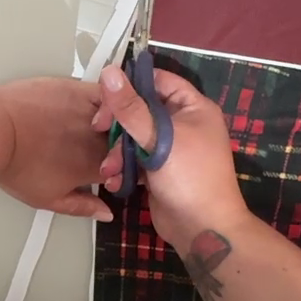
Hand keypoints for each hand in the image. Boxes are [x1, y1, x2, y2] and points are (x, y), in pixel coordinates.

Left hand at [0, 78, 112, 220]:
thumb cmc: (15, 167)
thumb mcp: (46, 198)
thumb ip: (81, 207)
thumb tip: (106, 214)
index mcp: (94, 168)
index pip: (125, 170)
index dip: (121, 168)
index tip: (114, 166)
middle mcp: (99, 140)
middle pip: (125, 143)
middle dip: (122, 145)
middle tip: (106, 143)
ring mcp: (91, 112)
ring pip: (121, 116)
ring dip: (120, 119)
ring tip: (105, 120)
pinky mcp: (78, 89)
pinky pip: (107, 92)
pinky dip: (110, 97)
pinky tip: (102, 100)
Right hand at [93, 64, 250, 246]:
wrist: (203, 228)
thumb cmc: (188, 176)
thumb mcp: (157, 137)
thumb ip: (130, 106)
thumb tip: (108, 71)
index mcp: (193, 108)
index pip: (159, 80)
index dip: (132, 84)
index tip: (105, 96)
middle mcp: (183, 123)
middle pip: (141, 108)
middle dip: (119, 123)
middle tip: (98, 128)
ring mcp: (171, 147)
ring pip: (134, 135)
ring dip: (117, 150)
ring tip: (109, 168)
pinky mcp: (159, 169)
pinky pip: (135, 158)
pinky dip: (123, 167)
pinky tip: (114, 180)